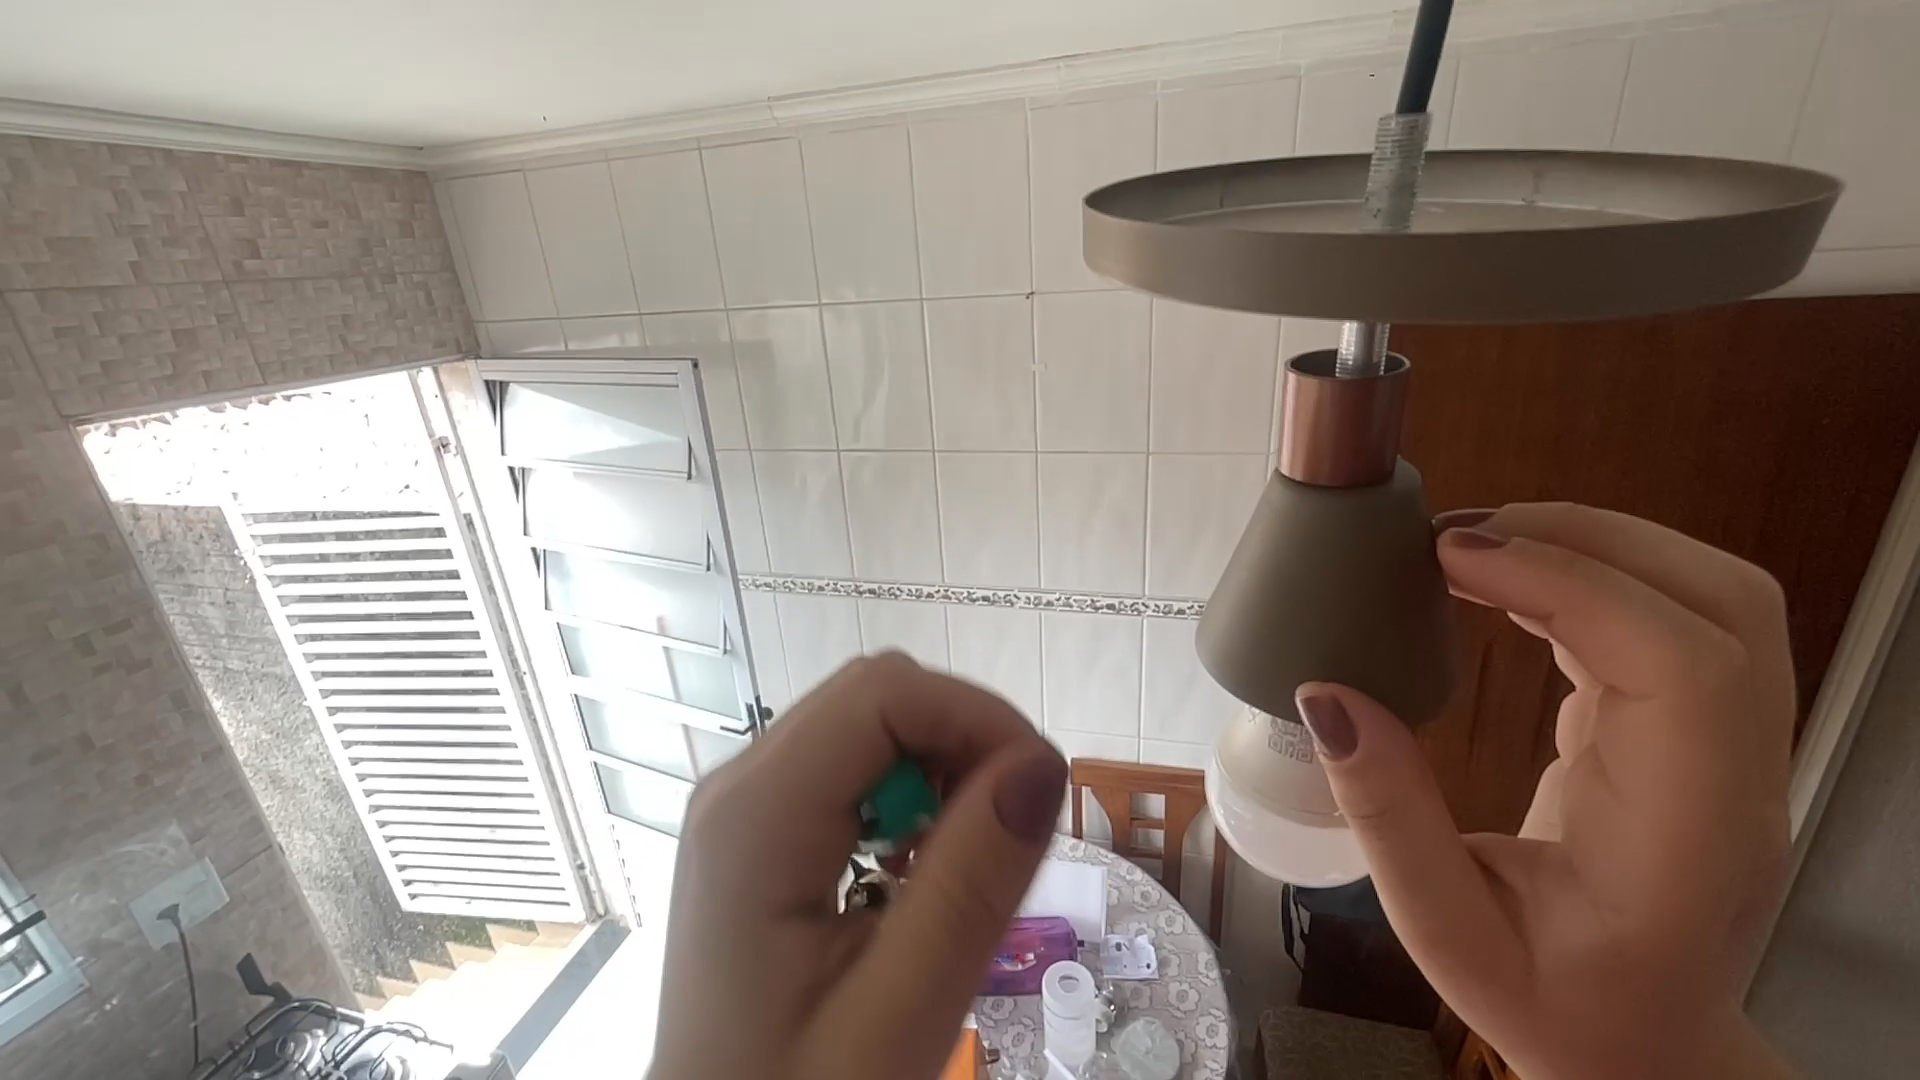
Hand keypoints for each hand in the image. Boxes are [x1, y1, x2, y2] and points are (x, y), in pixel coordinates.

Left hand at [647, 653, 1066, 1079]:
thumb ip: (971, 883)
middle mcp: (740, 783)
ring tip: (961, 865)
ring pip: (868, 726)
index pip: (883, 691)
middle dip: (960, 741)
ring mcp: (745, 802)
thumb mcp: (898, 1010)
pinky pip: (850, 767)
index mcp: (756, 813)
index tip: (1040, 791)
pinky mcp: (761, 828)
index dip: (975, 717)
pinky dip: (908, 795)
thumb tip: (1041, 762)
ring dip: (938, 770)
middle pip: (874, 698)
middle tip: (1007, 837)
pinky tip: (915, 869)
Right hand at [1296, 504, 1796, 1078]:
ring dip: (1586, 546)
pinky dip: (1579, 578)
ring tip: (1468, 546)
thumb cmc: (1551, 1001)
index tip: (1448, 558)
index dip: (1568, 584)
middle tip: (1454, 535)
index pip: (1678, 663)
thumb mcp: (1442, 930)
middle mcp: (1734, 774)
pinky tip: (1498, 584)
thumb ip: (1386, 817)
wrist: (1645, 1046)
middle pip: (1721, 601)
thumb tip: (1327, 696)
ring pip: (1706, 596)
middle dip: (1585, 537)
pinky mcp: (1689, 730)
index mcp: (1688, 832)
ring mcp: (1727, 747)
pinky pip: (1661, 620)